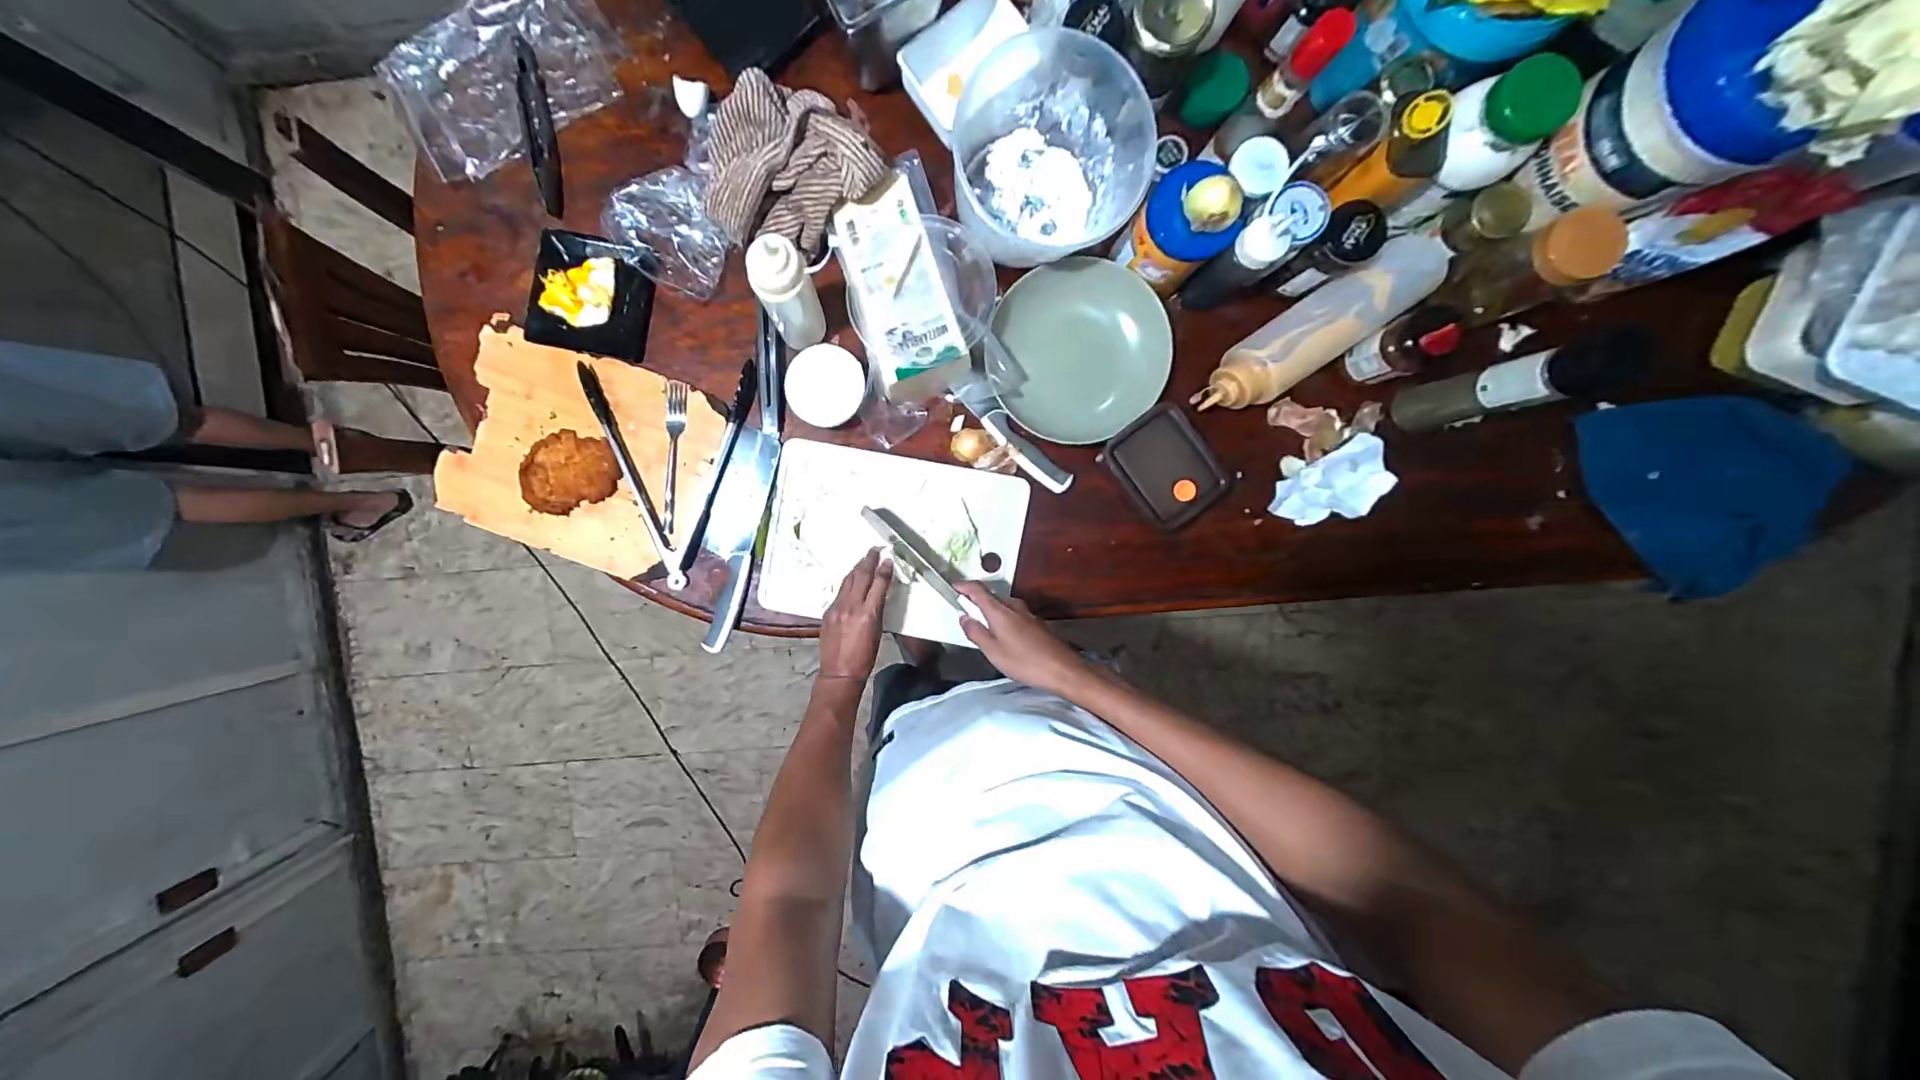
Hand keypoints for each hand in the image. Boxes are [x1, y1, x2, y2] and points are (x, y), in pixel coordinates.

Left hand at [819, 548, 892, 682]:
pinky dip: (848, 582)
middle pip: (860, 576)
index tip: (888, 557)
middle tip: (875, 549)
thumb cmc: (865, 657)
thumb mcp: (877, 631)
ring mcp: (837, 608)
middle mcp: (851, 606)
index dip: (883, 568)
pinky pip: (840, 592)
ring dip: (857, 568)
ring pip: (848, 581)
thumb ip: (877, 608)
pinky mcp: (828, 613)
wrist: (839, 673)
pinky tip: (852, 580)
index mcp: (867, 613)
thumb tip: (879, 591)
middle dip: (868, 560)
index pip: (877, 583)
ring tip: (864, 559)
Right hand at [955, 583, 1092, 696]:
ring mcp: (1029, 614)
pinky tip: (1005, 634)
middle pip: (993, 596)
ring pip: (1005, 605)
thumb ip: (976, 632)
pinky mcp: (1038, 624)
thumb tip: (964, 617)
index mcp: (1000, 611)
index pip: (979, 590)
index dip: (965, 586)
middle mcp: (1015, 607)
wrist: (1063, 669)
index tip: (954, 587)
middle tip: (966, 609)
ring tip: (984, 624)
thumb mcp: (993, 651)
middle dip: (978, 599)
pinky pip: (1015, 614)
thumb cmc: (1024, 661)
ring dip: (992, 609)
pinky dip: (1004, 618)